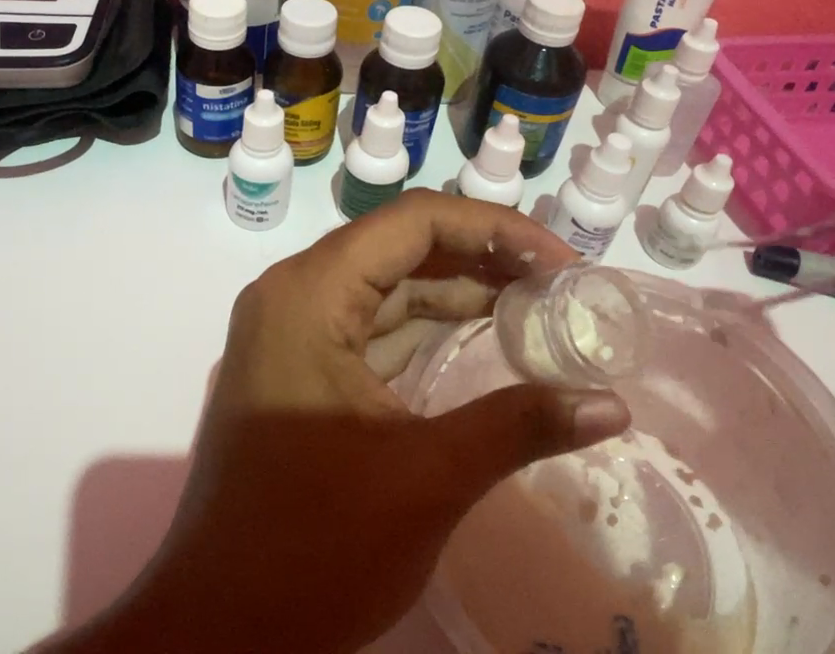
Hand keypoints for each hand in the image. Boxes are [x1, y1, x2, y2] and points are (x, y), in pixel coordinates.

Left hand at [40, 190, 631, 653]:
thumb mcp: (426, 479)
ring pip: (388, 288)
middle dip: (484, 258)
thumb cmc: (314, 545)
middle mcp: (293, 296)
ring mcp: (292, 335)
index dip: (495, 230)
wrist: (222, 627)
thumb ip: (518, 427)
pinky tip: (488, 340)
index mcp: (309, 295)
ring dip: (461, 293)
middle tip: (562, 284)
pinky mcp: (300, 373)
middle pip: (400, 248)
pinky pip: (373, 329)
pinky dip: (430, 330)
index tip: (563, 264)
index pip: (413, 222)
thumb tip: (612, 405)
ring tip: (541, 307)